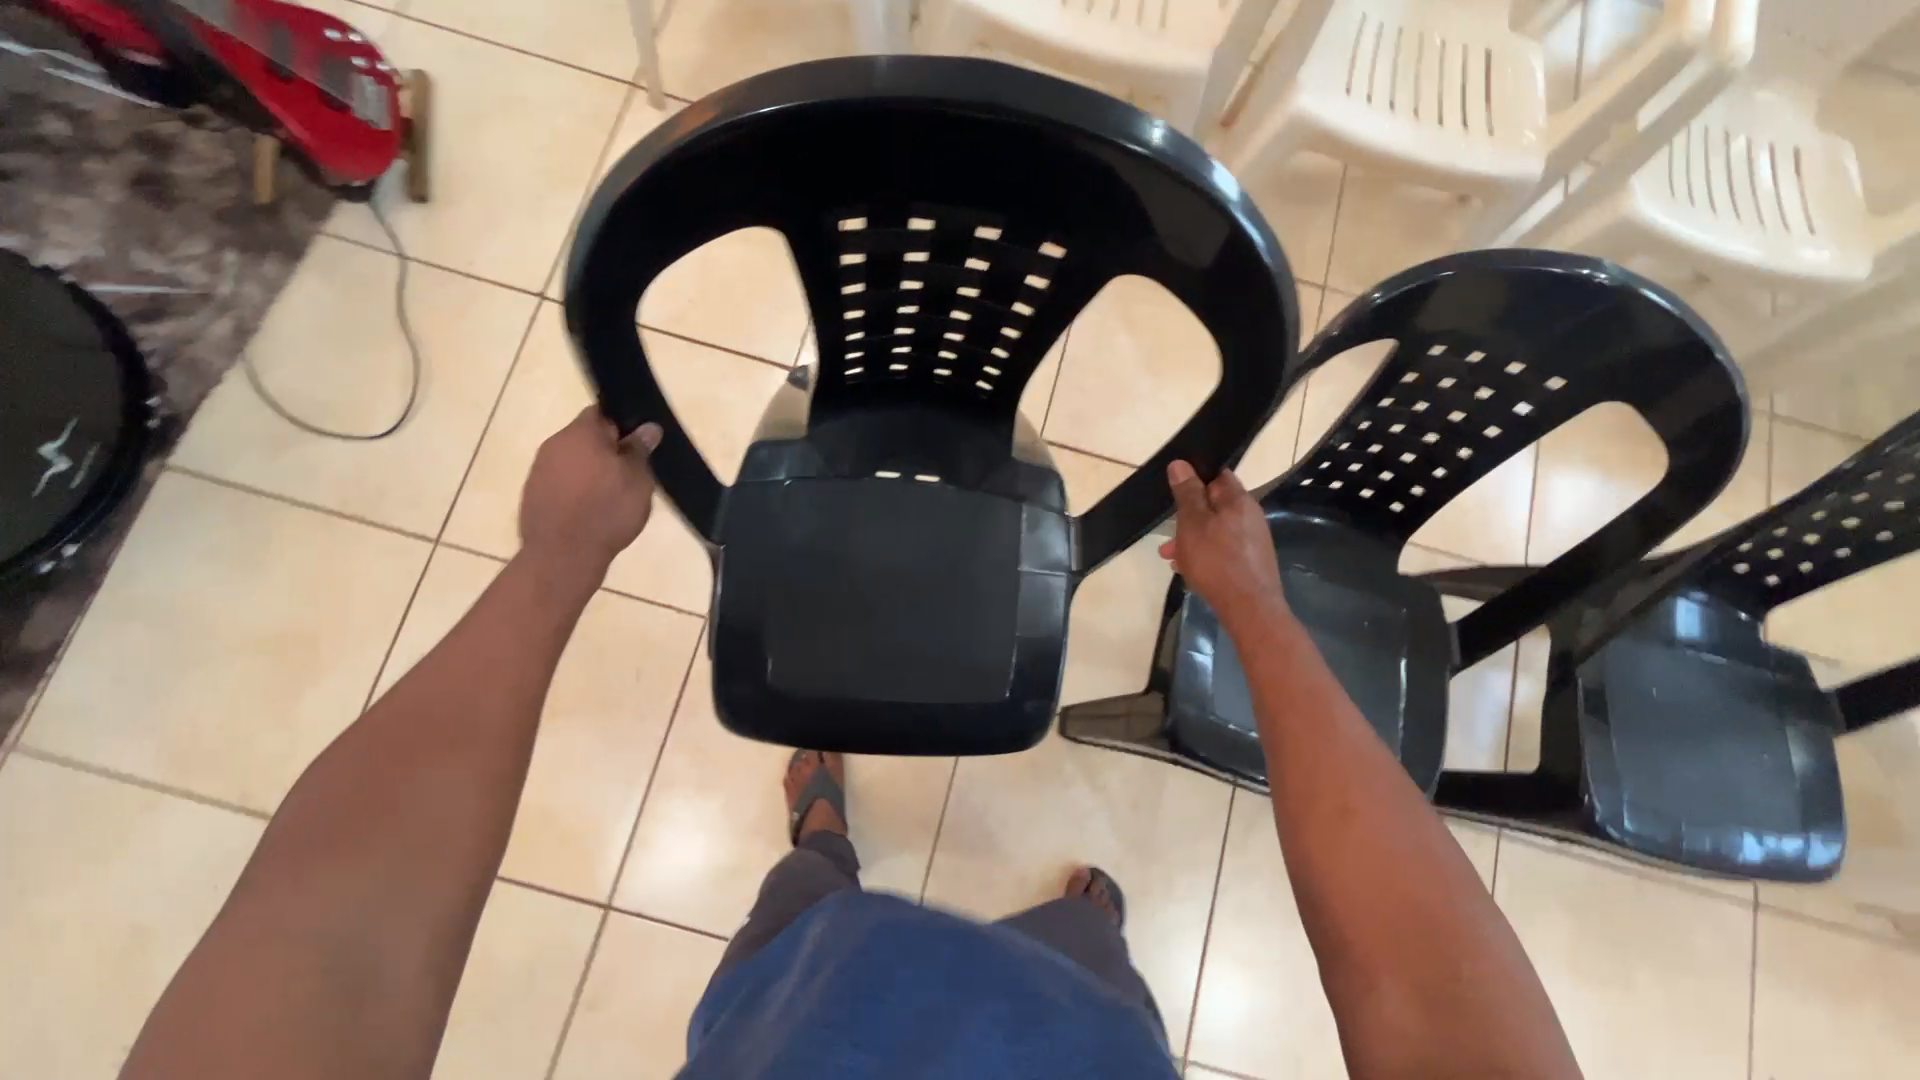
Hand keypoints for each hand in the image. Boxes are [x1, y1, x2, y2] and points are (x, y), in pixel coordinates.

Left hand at [519, 406, 661, 573]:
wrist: (563, 554)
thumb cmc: (607, 511)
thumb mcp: (638, 480)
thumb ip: (640, 450)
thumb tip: (647, 427)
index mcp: (581, 432)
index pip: (602, 412)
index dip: (622, 425)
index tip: (638, 444)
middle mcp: (554, 443)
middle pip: (585, 437)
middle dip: (606, 450)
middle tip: (630, 473)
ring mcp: (539, 469)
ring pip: (572, 460)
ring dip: (590, 471)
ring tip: (611, 496)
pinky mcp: (532, 494)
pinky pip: (561, 482)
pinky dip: (576, 490)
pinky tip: (590, 511)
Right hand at [1158, 461, 1288, 633]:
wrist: (1249, 608)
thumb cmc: (1217, 562)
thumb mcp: (1193, 524)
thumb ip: (1187, 493)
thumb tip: (1180, 464)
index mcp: (1238, 500)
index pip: (1217, 475)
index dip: (1194, 479)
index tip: (1175, 491)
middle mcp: (1250, 515)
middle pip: (1214, 505)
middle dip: (1187, 517)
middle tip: (1167, 533)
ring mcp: (1253, 539)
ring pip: (1215, 529)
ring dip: (1192, 539)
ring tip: (1171, 557)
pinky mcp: (1251, 561)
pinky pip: (1222, 549)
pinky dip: (1204, 554)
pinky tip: (1189, 570)